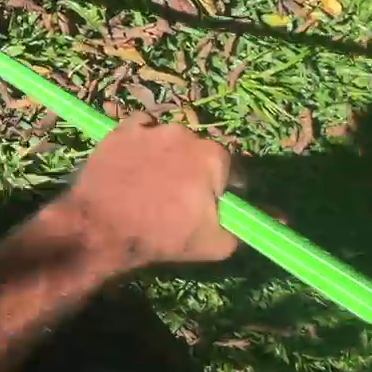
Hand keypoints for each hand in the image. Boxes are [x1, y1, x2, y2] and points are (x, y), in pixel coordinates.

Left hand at [43, 117, 236, 269]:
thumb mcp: (216, 243)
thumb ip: (245, 226)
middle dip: (193, 170)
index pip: (229, 170)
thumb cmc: (162, 236)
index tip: (209, 204)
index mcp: (213, 156)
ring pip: (168, 139)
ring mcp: (149, 129)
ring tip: (151, 179)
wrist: (102, 227)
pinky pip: (138, 128)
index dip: (221, 189)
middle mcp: (183, 134)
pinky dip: (140, 139)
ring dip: (166, 154)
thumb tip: (269, 218)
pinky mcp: (120, 131)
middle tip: (177, 195)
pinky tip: (134, 158)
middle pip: (197, 151)